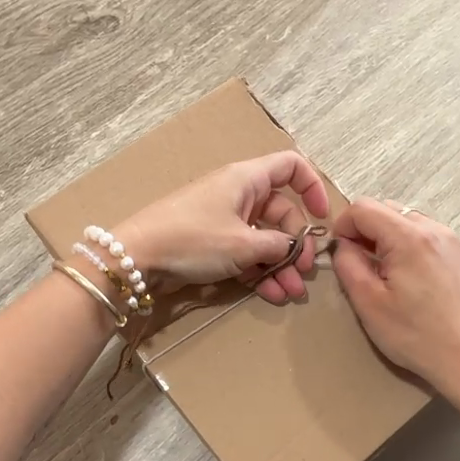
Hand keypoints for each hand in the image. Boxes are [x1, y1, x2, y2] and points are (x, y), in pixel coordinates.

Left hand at [118, 151, 331, 303]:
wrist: (137, 258)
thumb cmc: (192, 239)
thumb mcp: (242, 244)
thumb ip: (277, 245)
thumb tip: (294, 248)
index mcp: (247, 179)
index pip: (291, 167)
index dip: (313, 187)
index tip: (323, 218)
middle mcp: (238, 194)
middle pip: (282, 212)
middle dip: (296, 244)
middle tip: (303, 274)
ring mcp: (224, 219)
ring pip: (264, 238)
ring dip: (280, 264)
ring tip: (290, 293)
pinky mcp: (211, 243)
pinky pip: (246, 253)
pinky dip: (259, 271)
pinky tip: (271, 294)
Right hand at [331, 198, 459, 398]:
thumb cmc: (416, 337)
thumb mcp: (368, 303)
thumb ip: (348, 265)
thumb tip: (342, 246)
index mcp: (409, 238)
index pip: (364, 207)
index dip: (343, 225)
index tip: (339, 251)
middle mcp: (435, 231)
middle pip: (388, 209)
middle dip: (366, 230)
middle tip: (359, 263)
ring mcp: (455, 243)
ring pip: (410, 221)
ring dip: (390, 238)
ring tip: (386, 274)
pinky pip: (430, 238)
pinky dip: (413, 248)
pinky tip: (412, 281)